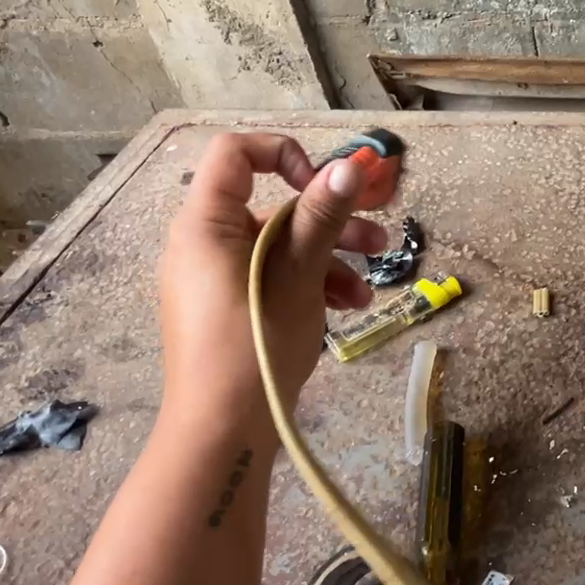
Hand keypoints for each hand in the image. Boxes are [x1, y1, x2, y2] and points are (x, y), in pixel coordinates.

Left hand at [159, 134, 389, 420]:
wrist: (223, 428)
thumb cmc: (255, 342)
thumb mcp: (298, 275)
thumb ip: (322, 216)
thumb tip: (348, 167)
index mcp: (205, 225)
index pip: (235, 155)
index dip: (285, 155)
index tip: (326, 186)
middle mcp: (205, 244)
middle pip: (273, 208)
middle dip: (332, 222)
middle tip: (380, 237)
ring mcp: (218, 278)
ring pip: (282, 247)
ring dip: (332, 260)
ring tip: (369, 290)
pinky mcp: (232, 307)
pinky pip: (275, 277)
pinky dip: (312, 284)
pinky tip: (347, 308)